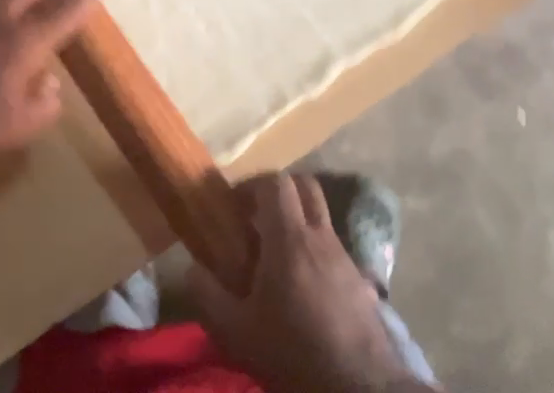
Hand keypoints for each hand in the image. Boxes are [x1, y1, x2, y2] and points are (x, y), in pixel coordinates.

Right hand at [189, 174, 429, 392]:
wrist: (358, 387)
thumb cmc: (292, 350)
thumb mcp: (235, 330)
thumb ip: (206, 294)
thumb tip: (192, 268)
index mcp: (289, 238)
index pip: (275, 182)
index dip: (251, 185)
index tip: (233, 206)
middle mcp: (321, 237)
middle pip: (305, 186)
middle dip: (278, 192)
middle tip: (255, 218)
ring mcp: (346, 257)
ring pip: (321, 218)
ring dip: (297, 224)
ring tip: (275, 258)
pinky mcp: (361, 281)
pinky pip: (333, 250)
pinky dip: (314, 253)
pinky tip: (301, 288)